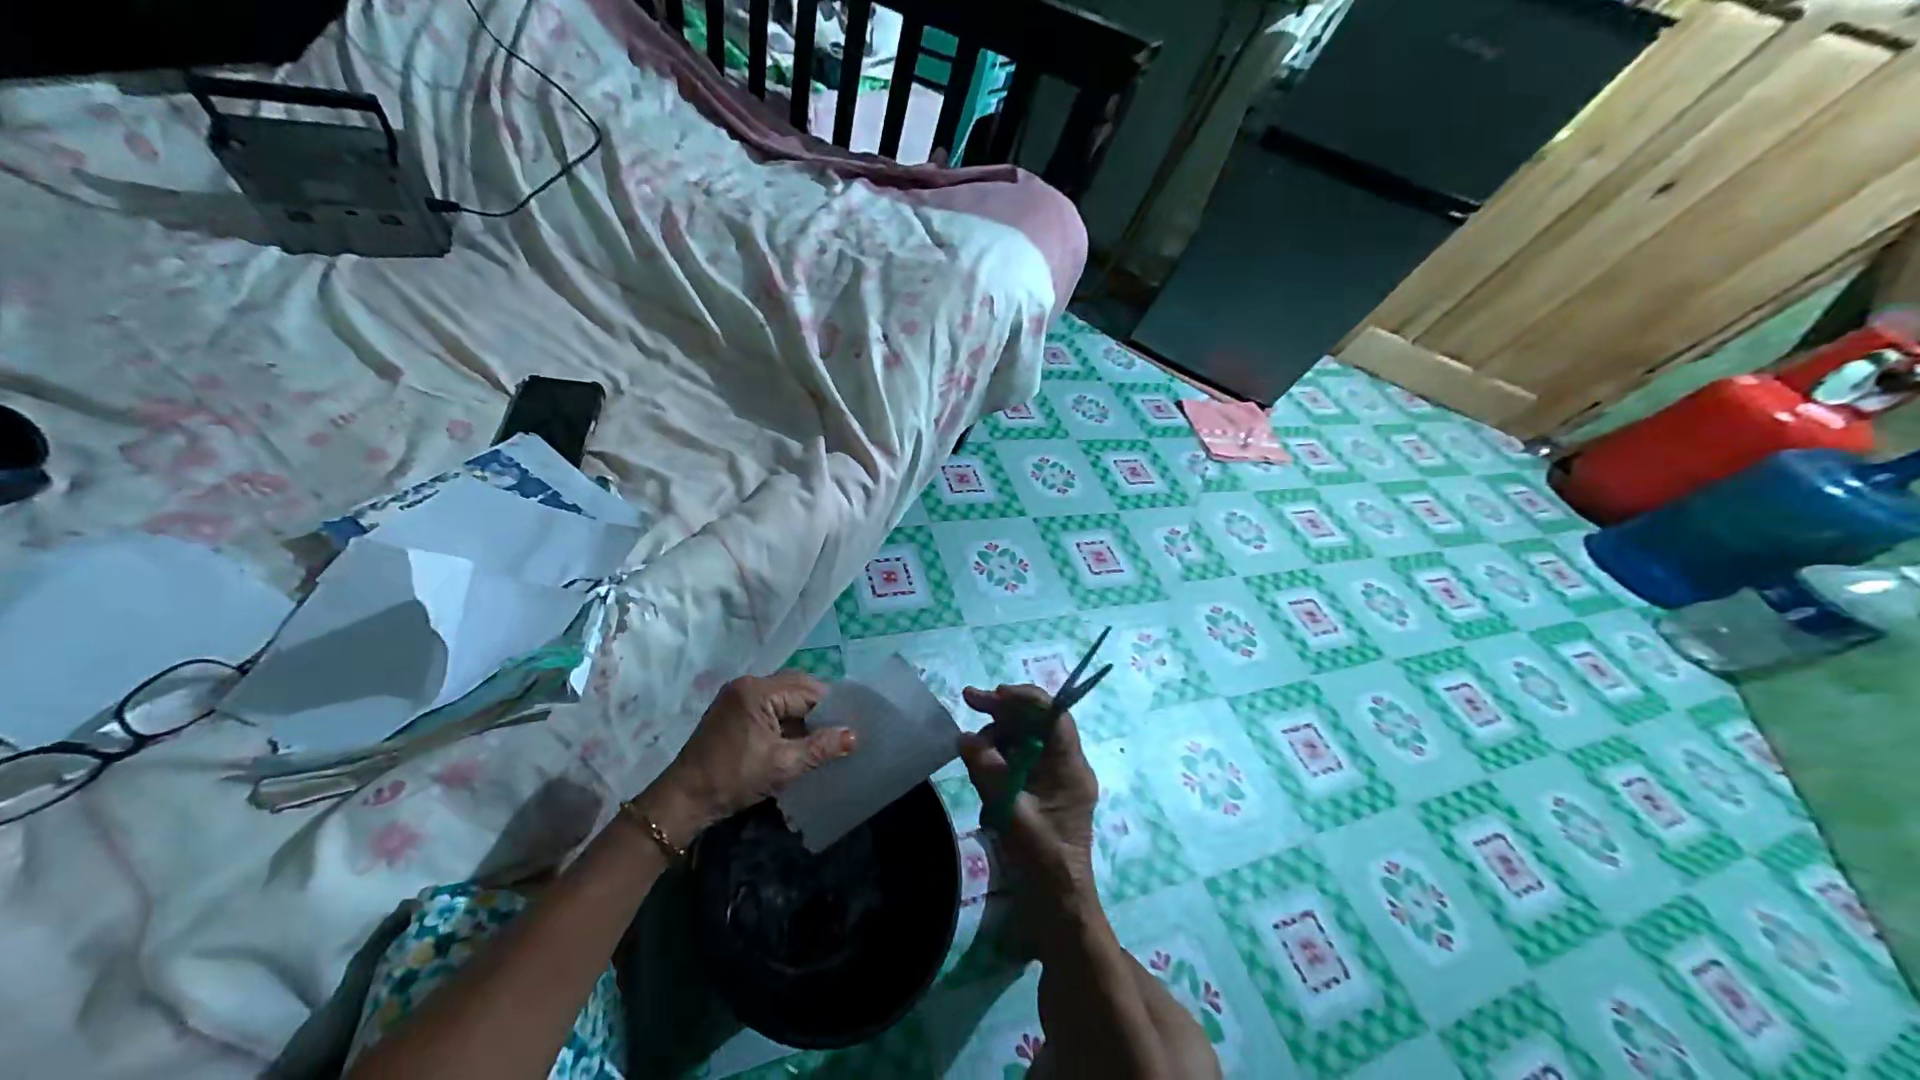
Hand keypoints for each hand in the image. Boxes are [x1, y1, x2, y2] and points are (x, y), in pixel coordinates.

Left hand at [638, 672, 857, 843]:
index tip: (848, 728)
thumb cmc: (733, 779)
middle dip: (818, 709)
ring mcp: (737, 695)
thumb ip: (820, 747)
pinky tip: (795, 739)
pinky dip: (785, 718)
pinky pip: (769, 704)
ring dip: (802, 714)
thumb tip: (854, 736)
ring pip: (784, 695)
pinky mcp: (732, 709)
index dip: (831, 708)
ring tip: (818, 738)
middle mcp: (747, 684)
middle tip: (836, 732)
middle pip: (796, 687)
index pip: (809, 690)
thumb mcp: (783, 766)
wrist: (683, 799)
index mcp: (758, 691)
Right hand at [958, 684, 1100, 924]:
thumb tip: (966, 738)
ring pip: (1025, 738)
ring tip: (973, 754)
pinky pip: (1020, 760)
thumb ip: (988, 773)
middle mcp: (1067, 766)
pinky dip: (999, 760)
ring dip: (997, 738)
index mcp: (1071, 768)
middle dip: (1004, 711)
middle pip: (1037, 722)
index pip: (1054, 715)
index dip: (1024, 698)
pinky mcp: (1043, 791)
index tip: (993, 694)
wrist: (1059, 907)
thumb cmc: (1043, 862)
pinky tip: (983, 777)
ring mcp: (1056, 778)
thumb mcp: (1012, 815)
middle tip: (969, 702)